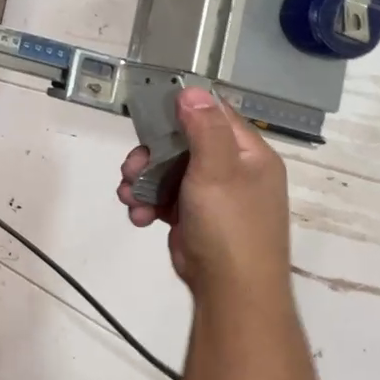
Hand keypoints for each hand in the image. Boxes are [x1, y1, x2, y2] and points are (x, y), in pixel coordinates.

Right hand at [118, 87, 292, 300]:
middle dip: (148, 153)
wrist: (230, 289)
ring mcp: (213, 192)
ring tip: (129, 195)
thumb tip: (192, 89)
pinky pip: (161, 193)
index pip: (213, 114)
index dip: (180, 109)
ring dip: (140, 179)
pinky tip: (138, 213)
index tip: (146, 113)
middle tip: (132, 167)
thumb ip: (205, 130)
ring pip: (164, 167)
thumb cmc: (230, 226)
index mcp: (250, 156)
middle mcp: (234, 169)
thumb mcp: (217, 172)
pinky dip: (144, 200)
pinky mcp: (193, 211)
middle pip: (179, 141)